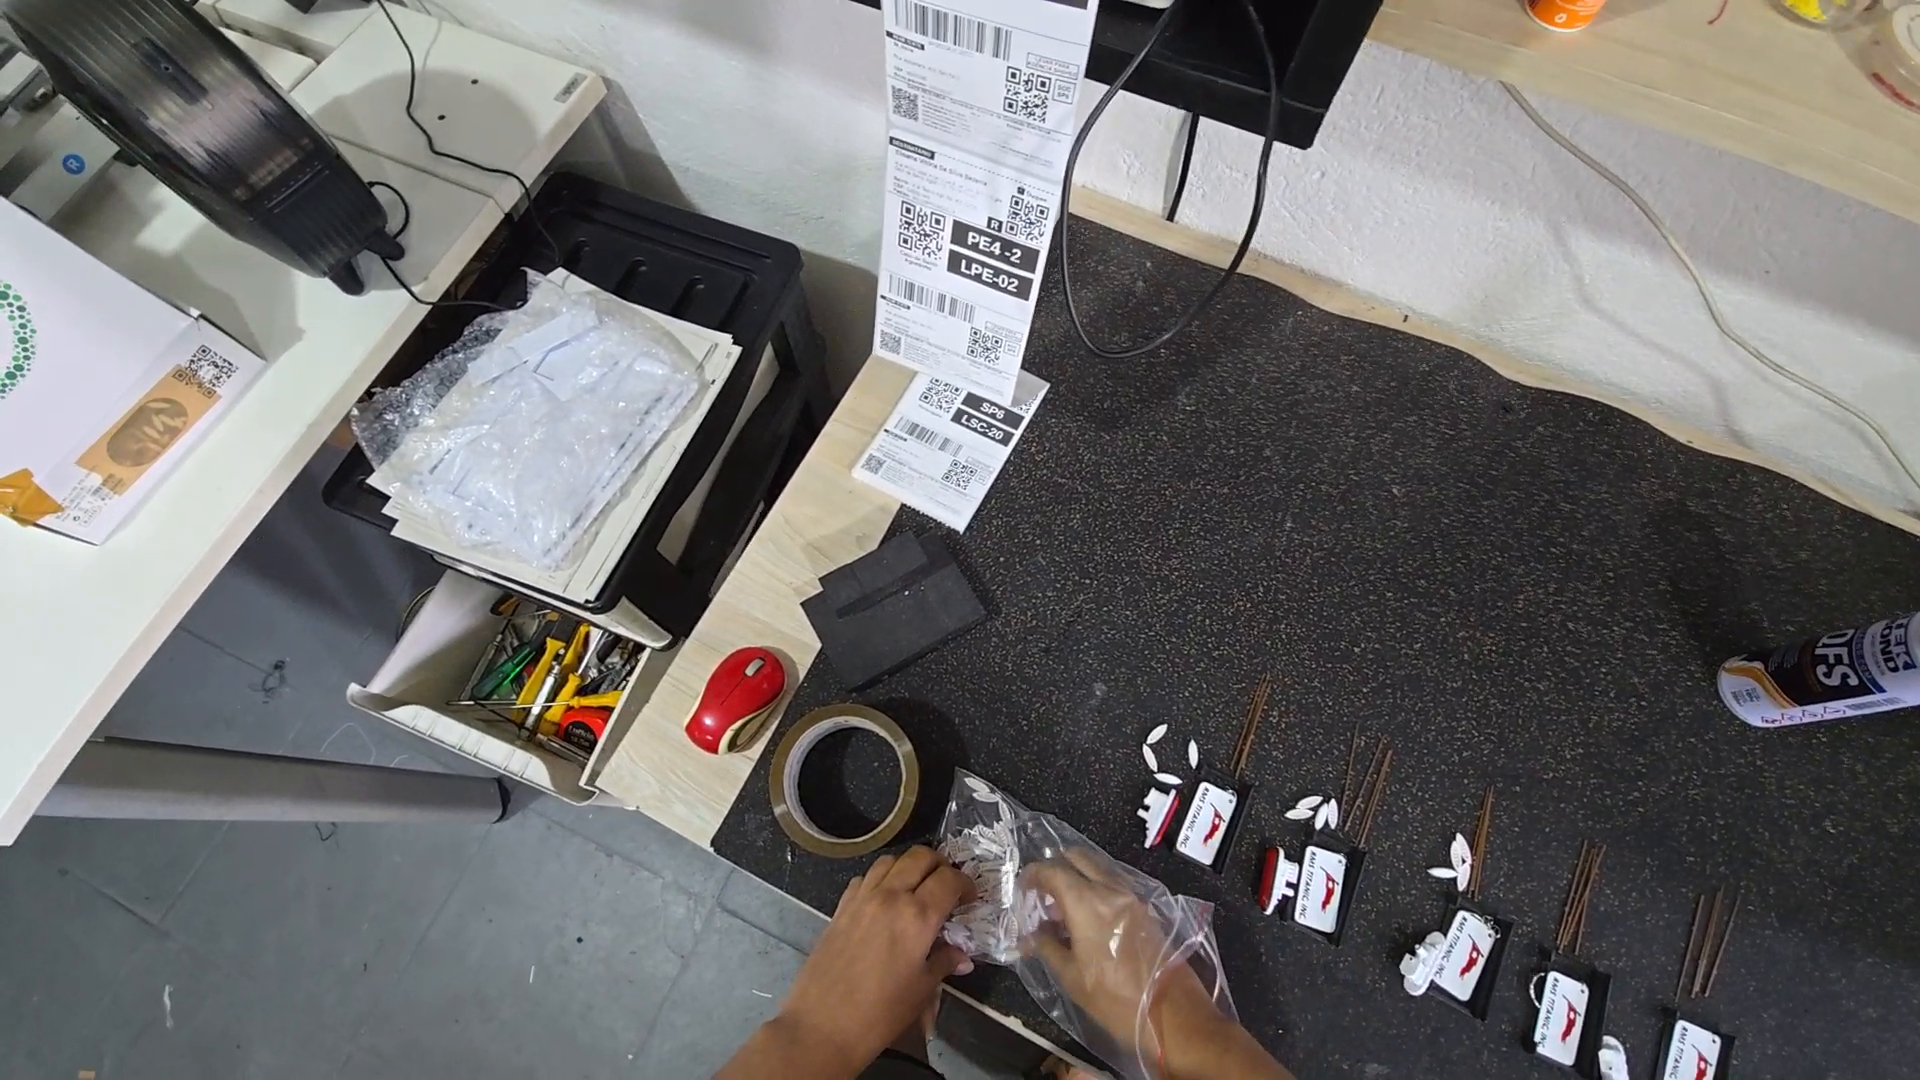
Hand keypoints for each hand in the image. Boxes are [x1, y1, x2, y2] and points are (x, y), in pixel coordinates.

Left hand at [770, 846, 975, 1073]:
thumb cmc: (879, 1014)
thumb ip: (943, 963)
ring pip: (892, 860)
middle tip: (947, 886)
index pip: (949, 879)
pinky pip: (866, 876)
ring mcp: (863, 897)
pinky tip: (884, 899)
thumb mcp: (921, 991)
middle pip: (921, 857)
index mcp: (917, 916)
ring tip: (916, 887)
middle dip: (941, 865)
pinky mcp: (842, 905)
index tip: (969, 897)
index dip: (965, 884)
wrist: (822, 1027)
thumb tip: (962, 957)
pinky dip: (881, 878)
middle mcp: (891, 896)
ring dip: (910, 866)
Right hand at [1021, 851, 1239, 1077]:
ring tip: (1064, 905)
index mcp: (1086, 901)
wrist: (1172, 1014)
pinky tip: (1088, 915)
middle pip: (1077, 858)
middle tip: (1043, 891)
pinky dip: (1096, 887)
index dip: (1033, 874)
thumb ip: (1047, 947)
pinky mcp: (1144, 907)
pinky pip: (1113, 883)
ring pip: (1098, 868)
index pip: (1052, 871)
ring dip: (1078, 876)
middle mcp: (1109, 888)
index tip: (1023, 887)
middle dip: (1056, 867)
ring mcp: (1131, 895)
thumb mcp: (1072, 978)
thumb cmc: (1116, 998)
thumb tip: (1032, 935)